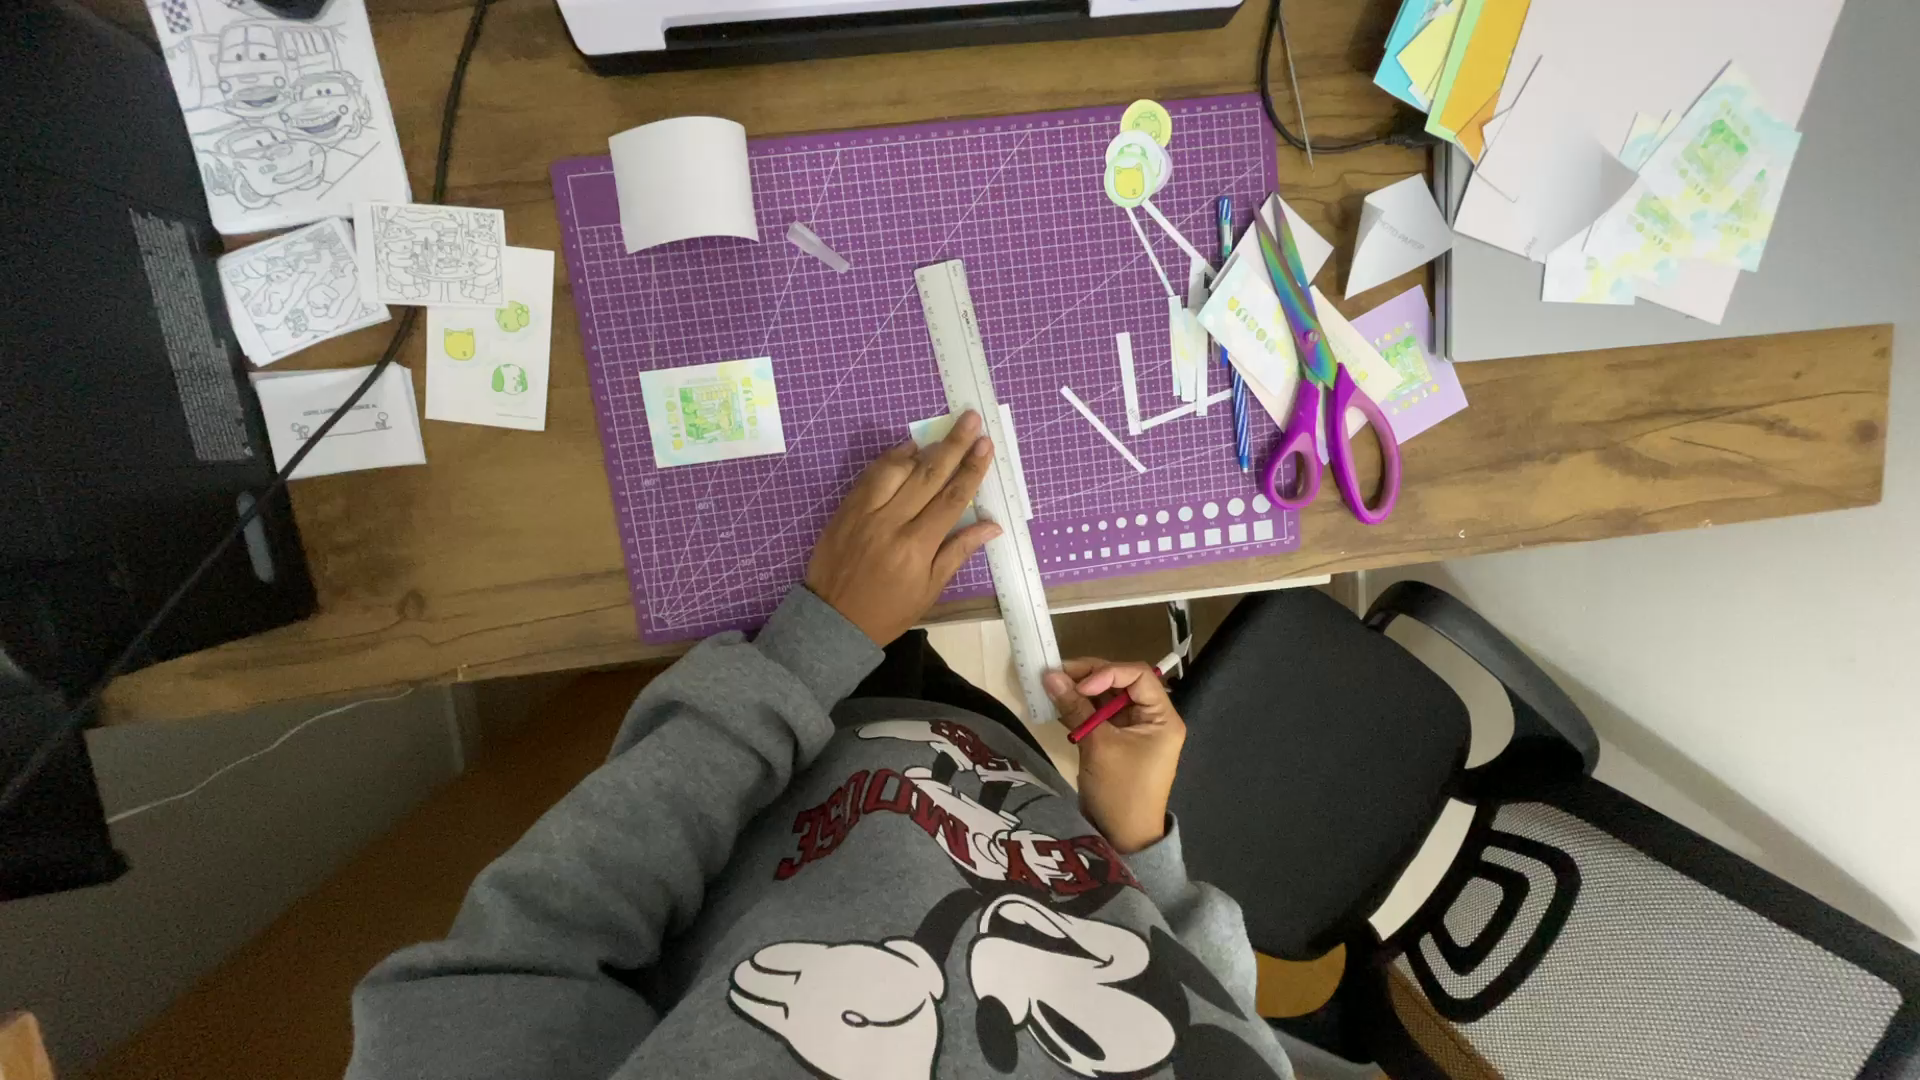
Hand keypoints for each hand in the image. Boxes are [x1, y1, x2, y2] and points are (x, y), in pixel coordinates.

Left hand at [806, 411, 1000, 645]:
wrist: (833, 621)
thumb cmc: (889, 611)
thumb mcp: (929, 589)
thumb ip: (958, 551)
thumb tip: (992, 525)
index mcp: (916, 547)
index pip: (951, 499)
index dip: (971, 469)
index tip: (985, 445)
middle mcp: (890, 523)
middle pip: (928, 475)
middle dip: (952, 444)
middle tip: (970, 419)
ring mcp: (863, 513)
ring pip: (896, 468)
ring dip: (921, 448)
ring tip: (940, 436)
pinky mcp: (844, 509)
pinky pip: (870, 475)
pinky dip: (890, 460)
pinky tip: (906, 452)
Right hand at [1044, 659, 1185, 853]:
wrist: (1122, 840)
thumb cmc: (1120, 792)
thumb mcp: (1098, 746)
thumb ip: (1075, 708)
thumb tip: (1050, 676)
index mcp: (1161, 717)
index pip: (1138, 675)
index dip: (1108, 673)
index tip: (1080, 685)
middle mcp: (1150, 718)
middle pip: (1120, 682)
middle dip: (1088, 677)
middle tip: (1056, 675)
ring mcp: (1132, 729)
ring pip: (1105, 697)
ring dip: (1079, 691)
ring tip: (1052, 687)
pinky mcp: (1115, 739)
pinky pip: (1097, 714)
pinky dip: (1078, 708)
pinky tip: (1057, 705)